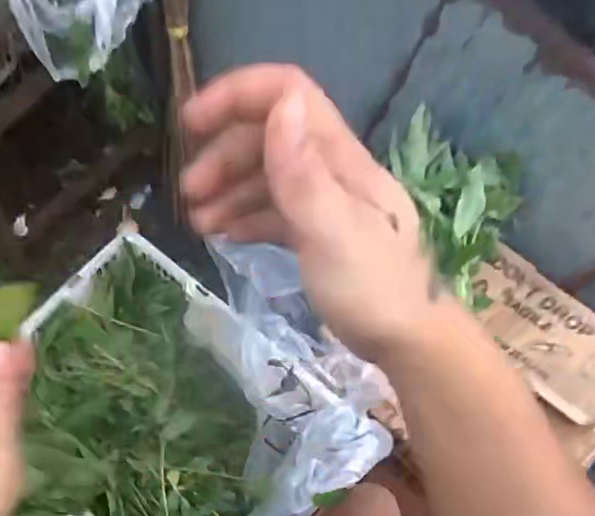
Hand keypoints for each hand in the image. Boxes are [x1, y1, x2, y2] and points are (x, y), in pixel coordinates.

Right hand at [181, 65, 461, 359]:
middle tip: (188, 195)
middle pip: (270, 138)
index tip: (191, 125)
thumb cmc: (371, 291)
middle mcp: (334, 173)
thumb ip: (305, 175)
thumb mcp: (334, 233)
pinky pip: (279, 213)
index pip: (287, 96)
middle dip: (223, 156)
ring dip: (229, 191)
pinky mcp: (322, 237)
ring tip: (198, 222)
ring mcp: (328, 205)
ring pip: (270, 178)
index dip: (236, 97)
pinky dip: (248, 218)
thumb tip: (281, 105)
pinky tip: (226, 235)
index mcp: (340, 160)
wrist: (406, 340)